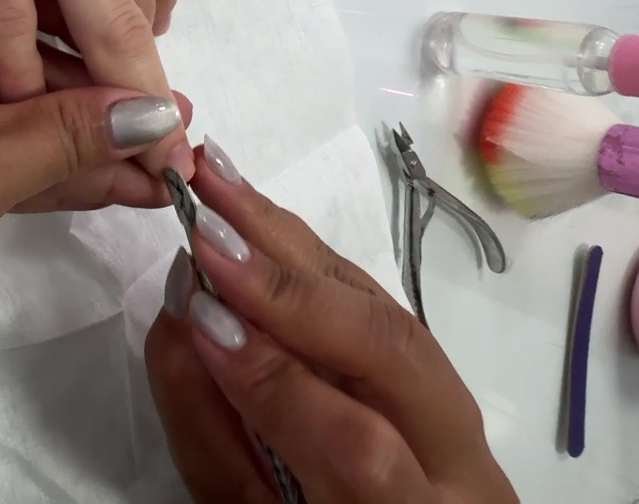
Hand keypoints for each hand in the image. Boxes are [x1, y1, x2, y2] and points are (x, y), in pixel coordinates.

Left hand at [0, 0, 192, 383]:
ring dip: (89, 143)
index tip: (160, 48)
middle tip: (180, 128)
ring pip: (24, 113)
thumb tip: (163, 112)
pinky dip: (57, 174)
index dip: (91, 13)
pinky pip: (7, 155)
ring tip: (170, 168)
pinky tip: (124, 191)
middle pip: (29, 54)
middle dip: (103, 96)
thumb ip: (70, 135)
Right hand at [144, 144, 516, 502]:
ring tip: (216, 176)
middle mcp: (460, 463)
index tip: (198, 314)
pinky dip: (298, 247)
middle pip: (395, 352)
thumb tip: (178, 314)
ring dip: (287, 236)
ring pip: (385, 307)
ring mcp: (453, 412)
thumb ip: (206, 429)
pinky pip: (366, 295)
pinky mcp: (427, 369)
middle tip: (204, 221)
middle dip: (287, 280)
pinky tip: (247, 204)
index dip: (274, 376)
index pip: (360, 449)